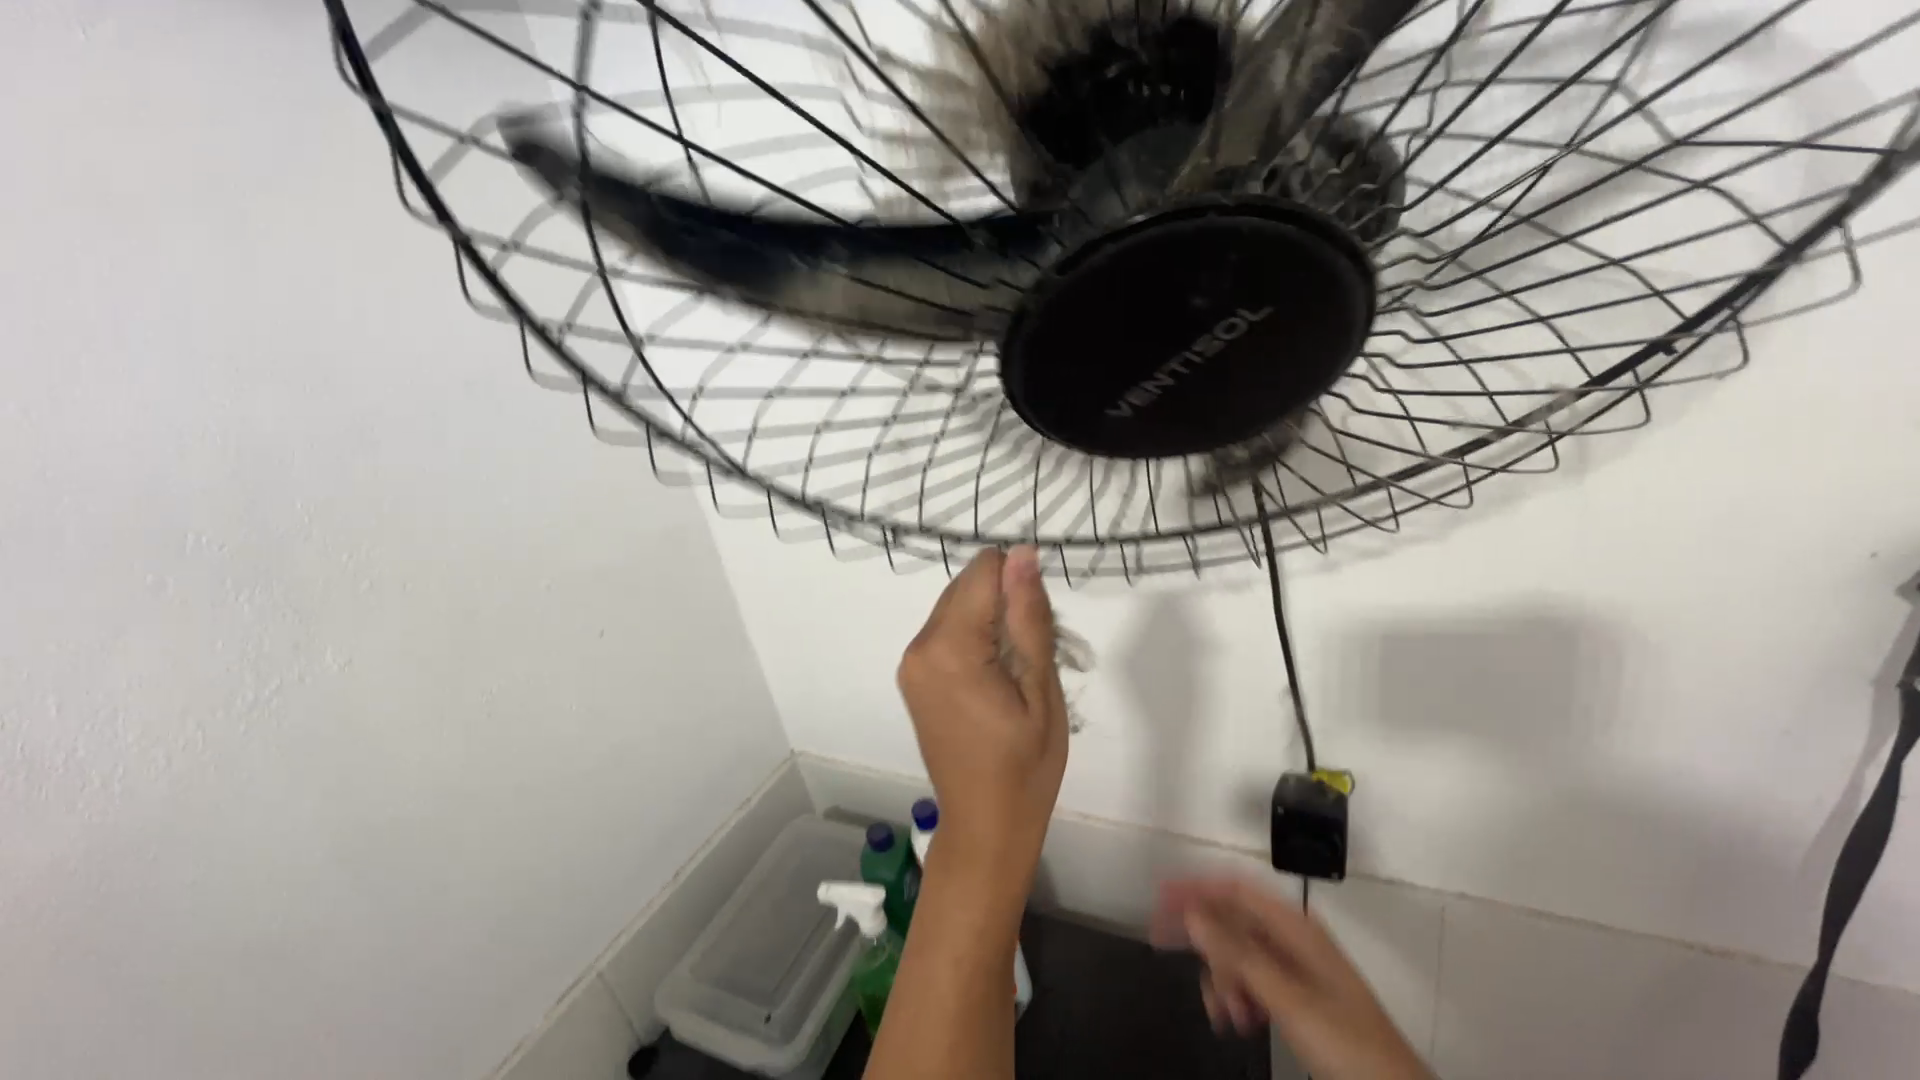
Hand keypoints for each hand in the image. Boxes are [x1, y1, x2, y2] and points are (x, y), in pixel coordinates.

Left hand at [898, 546, 1068, 879]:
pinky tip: (999, 679)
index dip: (1020, 585)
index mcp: (950, 647)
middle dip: (1007, 603)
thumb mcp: (1040, 689)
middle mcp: (919, 647)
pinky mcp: (913, 678)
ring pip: (958, 606)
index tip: (1041, 628)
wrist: (986, 823)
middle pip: (968, 586)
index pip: (983, 571)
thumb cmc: (1025, 764)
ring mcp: (911, 664)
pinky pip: (947, 633)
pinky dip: (976, 639)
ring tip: (1019, 673)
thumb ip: (1028, 617)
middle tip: (1035, 656)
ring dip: (994, 622)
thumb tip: (1021, 553)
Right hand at [1153, 878, 1434, 1079]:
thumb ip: (1239, 955)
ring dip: (1221, 977)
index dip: (1197, 885)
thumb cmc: (1348, 1043)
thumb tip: (1194, 915)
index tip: (1162, 893)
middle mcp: (1294, 939)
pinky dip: (1236, 994)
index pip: (1237, 888)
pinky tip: (1236, 1019)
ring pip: (1238, 954)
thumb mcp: (1288, 999)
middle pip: (1233, 919)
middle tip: (1160, 939)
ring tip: (1223, 1013)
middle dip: (1201, 935)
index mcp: (1296, 928)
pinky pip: (1251, 980)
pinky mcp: (1295, 994)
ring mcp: (1295, 967)